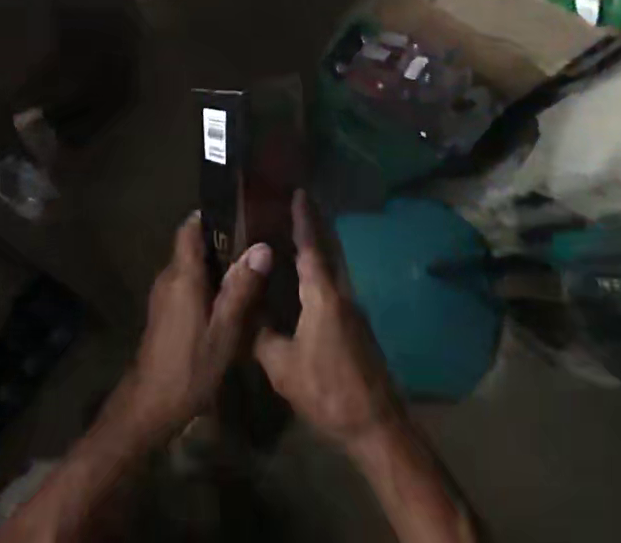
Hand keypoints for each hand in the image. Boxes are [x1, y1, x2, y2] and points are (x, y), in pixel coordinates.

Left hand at [107, 212, 271, 443]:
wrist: (150, 405)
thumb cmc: (189, 367)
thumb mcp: (224, 330)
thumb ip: (241, 288)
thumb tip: (261, 247)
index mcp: (182, 276)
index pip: (189, 229)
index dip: (211, 216)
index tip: (239, 211)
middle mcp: (168, 277)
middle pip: (192, 246)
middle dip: (221, 241)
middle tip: (256, 242)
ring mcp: (163, 295)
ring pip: (191, 267)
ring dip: (216, 264)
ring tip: (250, 267)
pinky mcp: (164, 311)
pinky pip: (187, 283)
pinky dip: (207, 283)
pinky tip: (231, 297)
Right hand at [255, 191, 399, 450]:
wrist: (377, 426)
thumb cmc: (327, 391)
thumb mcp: (282, 368)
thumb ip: (261, 335)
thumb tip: (243, 311)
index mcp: (323, 297)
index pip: (311, 248)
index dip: (303, 220)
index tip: (298, 193)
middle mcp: (342, 295)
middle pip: (328, 251)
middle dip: (313, 225)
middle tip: (296, 204)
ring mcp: (353, 311)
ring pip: (333, 268)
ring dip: (318, 247)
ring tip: (294, 234)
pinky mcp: (356, 326)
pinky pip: (334, 285)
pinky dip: (320, 269)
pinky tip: (304, 279)